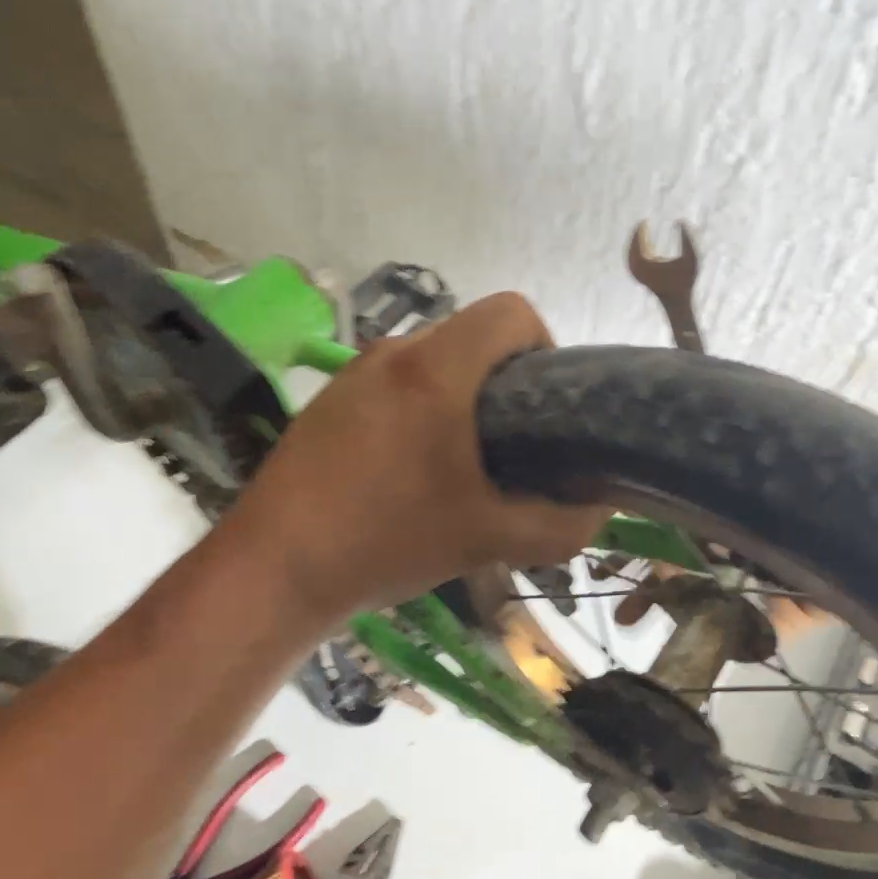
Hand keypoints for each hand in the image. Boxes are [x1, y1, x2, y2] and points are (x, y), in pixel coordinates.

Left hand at [222, 292, 611, 615]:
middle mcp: (391, 354)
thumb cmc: (385, 543)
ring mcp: (351, 374)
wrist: (274, 567)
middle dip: (502, 382)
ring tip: (457, 466)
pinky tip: (404, 474)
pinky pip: (390, 386)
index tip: (546, 405)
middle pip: (470, 336)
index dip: (545, 344)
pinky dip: (414, 412)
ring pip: (428, 362)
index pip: (511, 311)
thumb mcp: (485, 540)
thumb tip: (602, 510)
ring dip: (456, 399)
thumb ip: (558, 526)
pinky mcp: (325, 401)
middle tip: (510, 446)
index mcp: (435, 370)